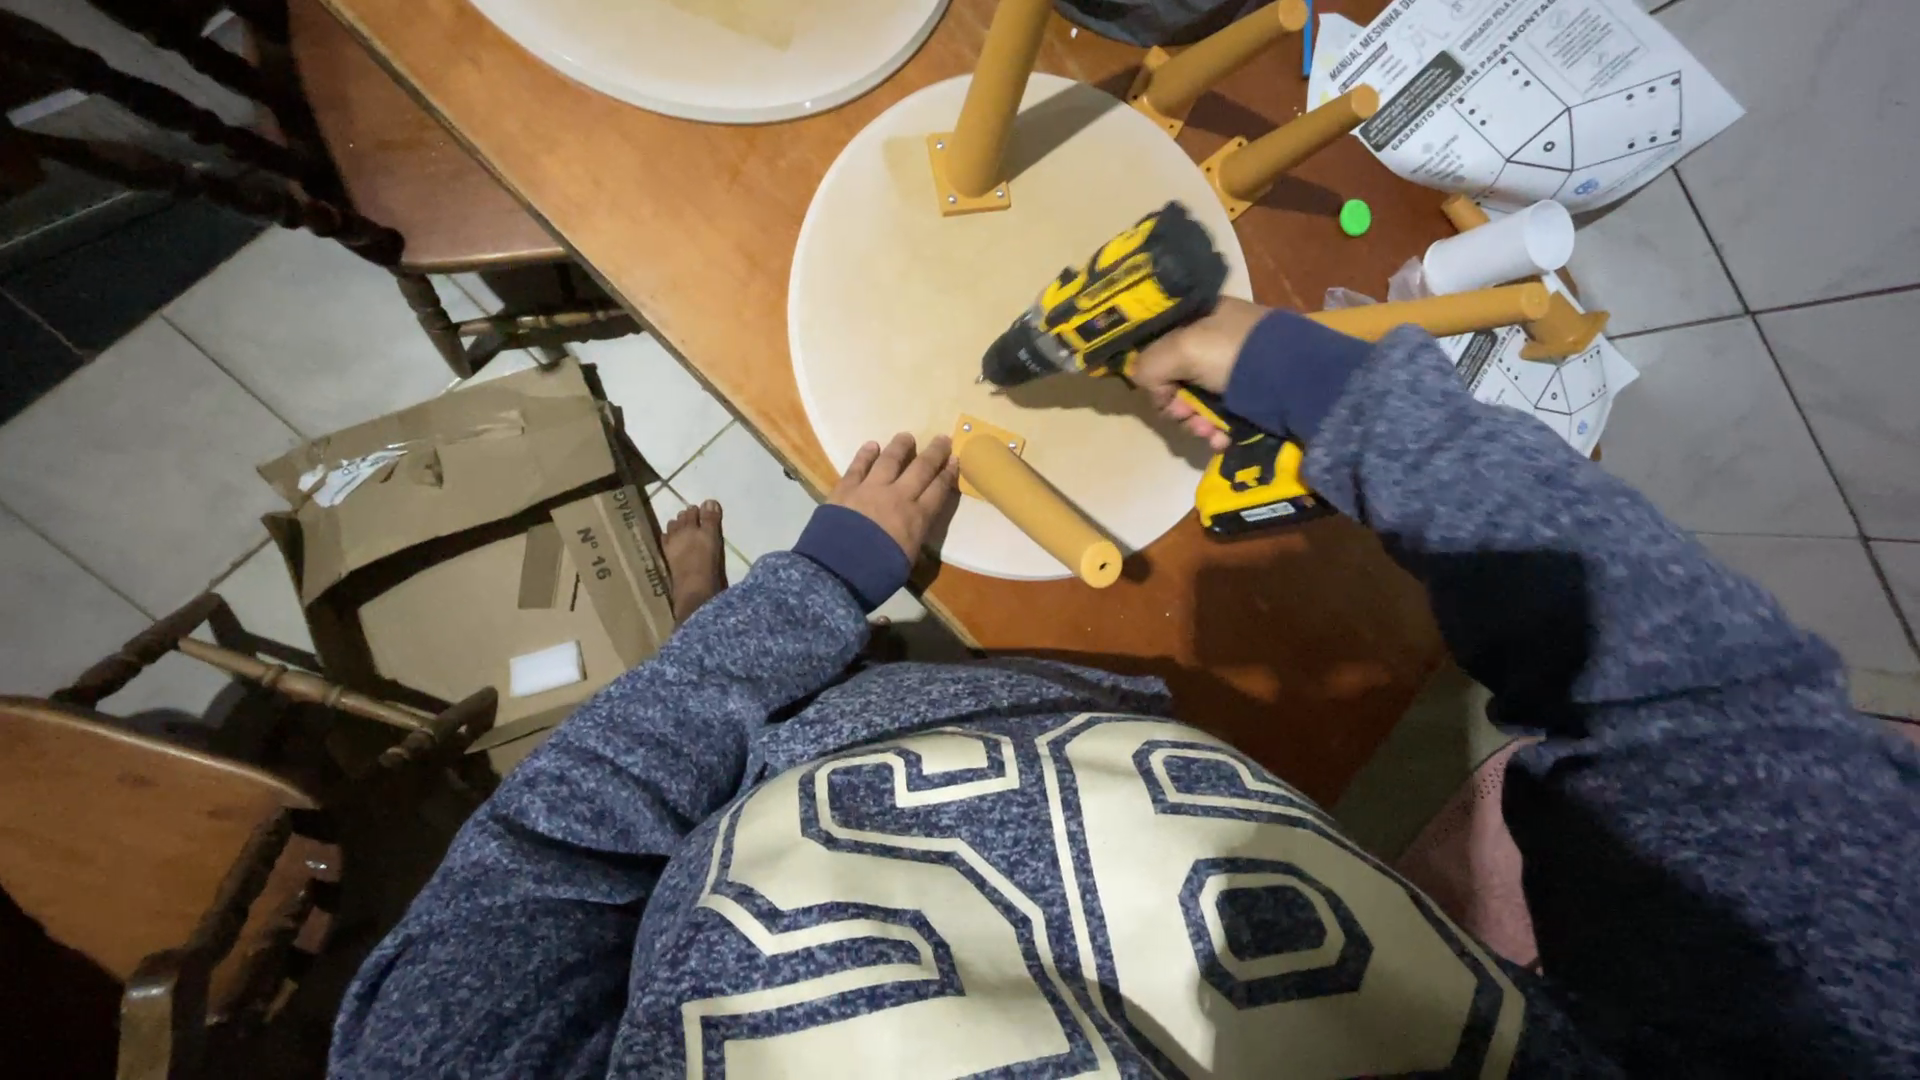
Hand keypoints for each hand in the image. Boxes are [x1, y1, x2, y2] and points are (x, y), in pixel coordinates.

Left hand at [829, 433, 958, 559]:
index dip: (948, 473)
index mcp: (917, 518)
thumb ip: (914, 539)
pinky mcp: (846, 488)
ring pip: (890, 460)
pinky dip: (866, 454)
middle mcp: (898, 496)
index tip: (955, 459)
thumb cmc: (878, 574)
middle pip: (921, 468)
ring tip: (907, 436)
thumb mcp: (908, 562)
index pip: (939, 490)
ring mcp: (871, 488)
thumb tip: (916, 530)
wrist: (839, 570)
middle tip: (943, 438)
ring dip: (900, 446)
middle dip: (934, 452)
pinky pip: (858, 465)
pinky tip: (872, 445)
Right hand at [1132, 297, 1268, 450]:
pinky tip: (1220, 439)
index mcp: (1198, 319)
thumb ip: (1149, 365)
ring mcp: (1230, 372)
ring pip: (1195, 404)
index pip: (1158, 345)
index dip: (1152, 372)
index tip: (1158, 390)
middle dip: (1175, 405)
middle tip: (1183, 414)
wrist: (1292, 379)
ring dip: (1194, 424)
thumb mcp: (1179, 349)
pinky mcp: (1247, 398)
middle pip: (1174, 381)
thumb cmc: (1230, 353)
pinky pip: (1218, 418)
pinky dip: (1215, 432)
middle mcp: (1212, 343)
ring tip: (1207, 432)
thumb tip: (1150, 386)